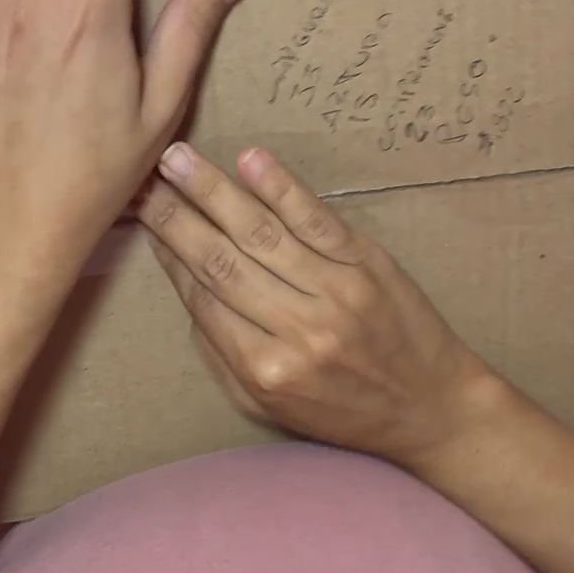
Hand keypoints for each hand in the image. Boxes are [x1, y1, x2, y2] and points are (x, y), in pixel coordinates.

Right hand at [138, 142, 506, 467]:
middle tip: (142, 182)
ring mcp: (334, 292)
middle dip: (174, 219)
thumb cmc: (344, 413)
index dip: (168, 255)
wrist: (431, 410)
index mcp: (264, 369)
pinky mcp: (367, 265)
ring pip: (260, 234)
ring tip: (177, 159)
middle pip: (220, 262)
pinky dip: (282, 188)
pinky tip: (250, 161)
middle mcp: (295, 330)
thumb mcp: (271, 407)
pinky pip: (316, 220)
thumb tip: (191, 293)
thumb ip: (225, 357)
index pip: (202, 298)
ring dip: (213, 192)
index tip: (142, 220)